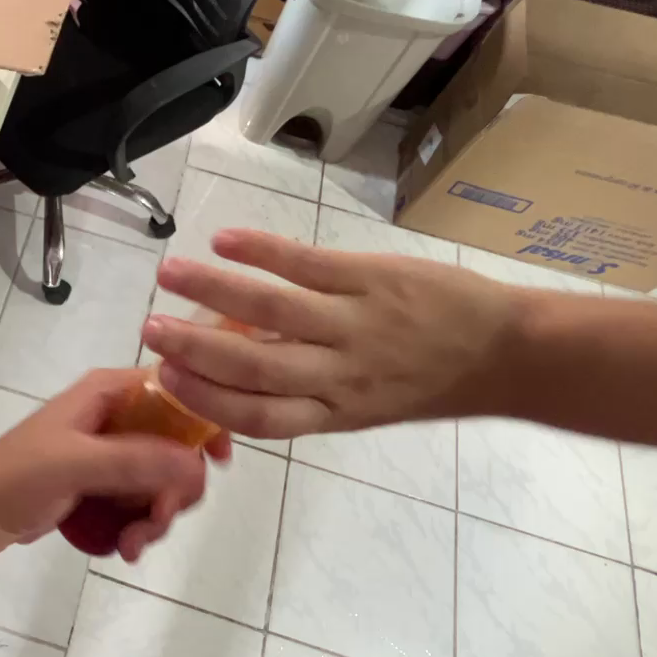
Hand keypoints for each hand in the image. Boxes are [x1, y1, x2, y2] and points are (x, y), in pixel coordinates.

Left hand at [0, 369, 227, 589]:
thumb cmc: (20, 475)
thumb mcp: (76, 463)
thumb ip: (134, 460)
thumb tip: (197, 464)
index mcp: (107, 392)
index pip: (174, 390)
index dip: (202, 421)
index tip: (219, 462)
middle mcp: (116, 414)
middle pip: (176, 443)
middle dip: (175, 489)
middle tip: (159, 520)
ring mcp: (111, 449)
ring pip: (163, 477)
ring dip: (157, 515)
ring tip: (132, 543)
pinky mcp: (106, 481)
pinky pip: (143, 498)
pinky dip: (142, 523)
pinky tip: (126, 546)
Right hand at [140, 228, 528, 440]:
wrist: (508, 353)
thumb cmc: (422, 385)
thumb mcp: (359, 410)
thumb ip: (297, 394)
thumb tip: (225, 372)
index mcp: (333, 413)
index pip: (258, 416)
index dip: (207, 400)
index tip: (165, 377)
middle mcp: (340, 375)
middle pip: (255, 366)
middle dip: (195, 348)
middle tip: (149, 328)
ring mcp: (356, 324)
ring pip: (272, 309)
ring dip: (214, 289)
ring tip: (169, 272)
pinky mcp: (372, 279)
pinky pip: (308, 264)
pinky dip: (263, 251)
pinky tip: (224, 240)